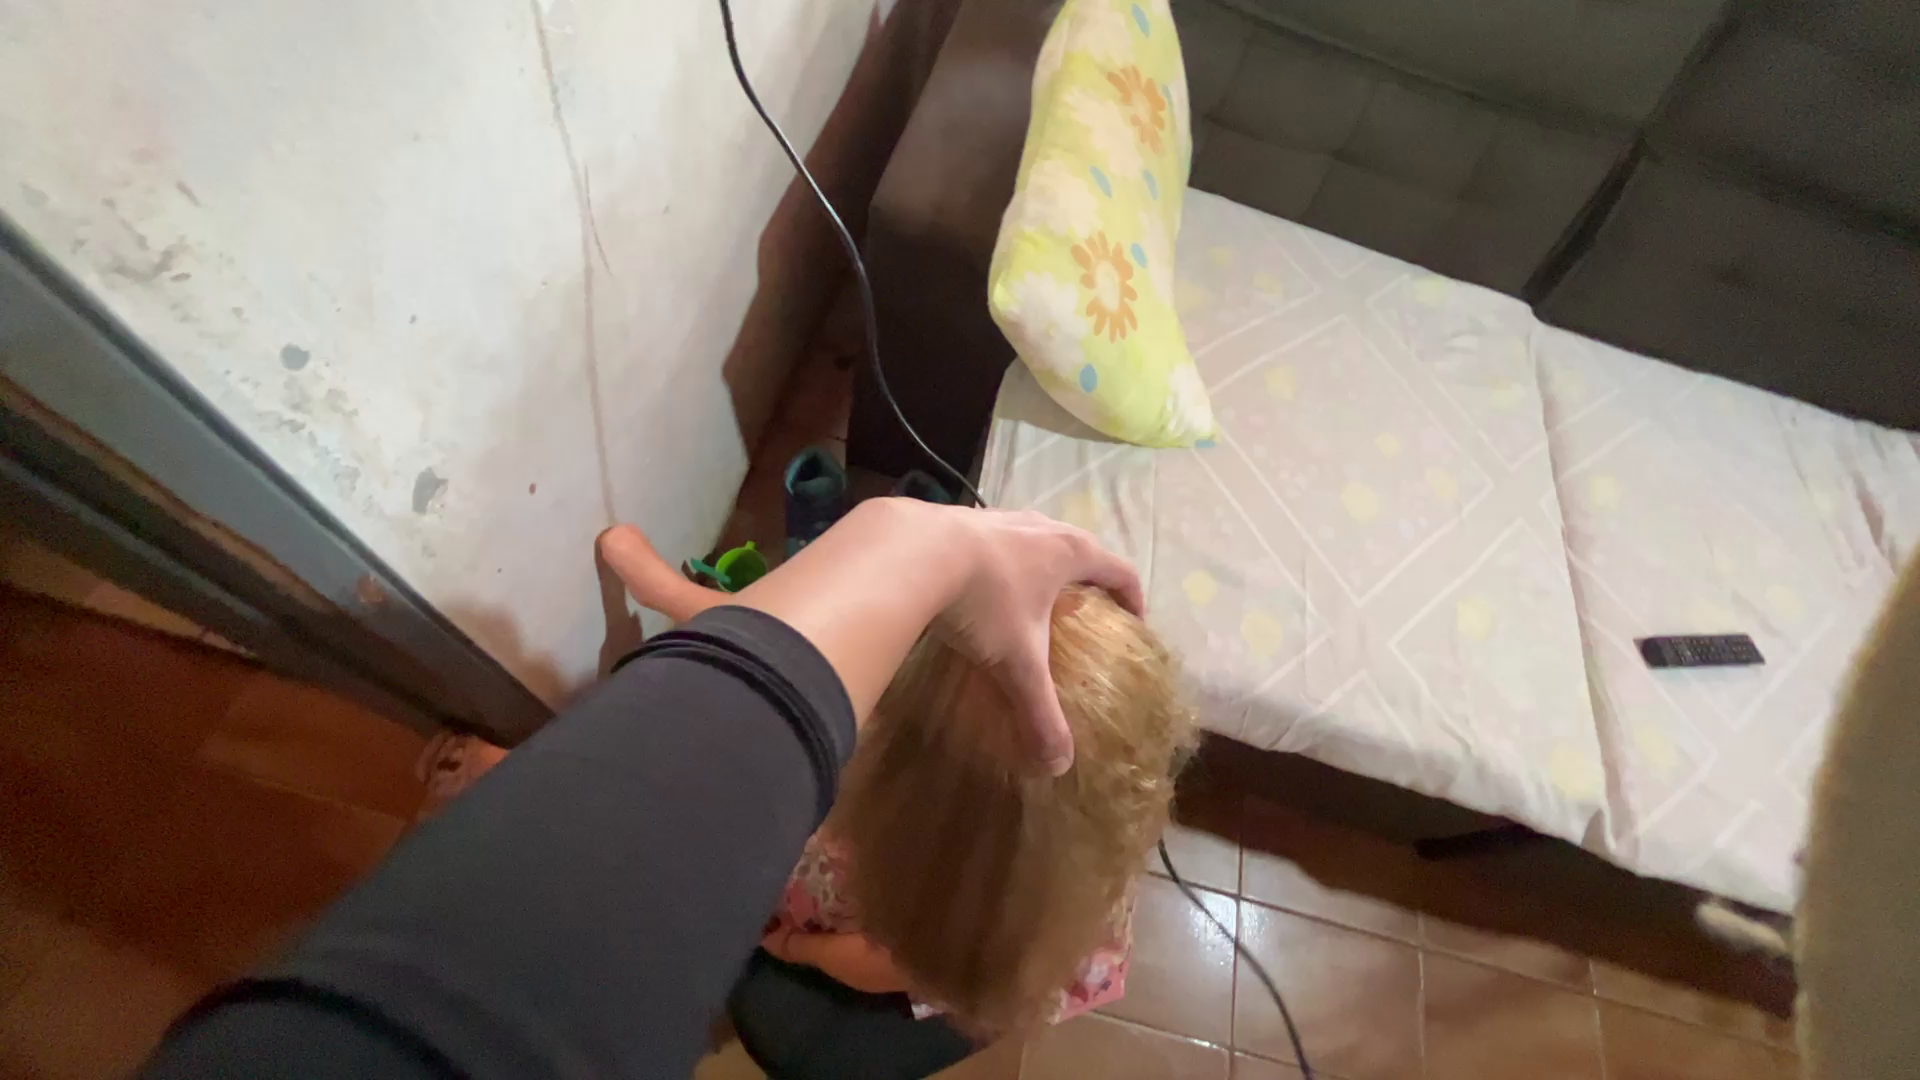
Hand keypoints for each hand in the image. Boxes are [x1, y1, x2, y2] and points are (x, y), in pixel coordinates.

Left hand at [724, 498, 1141, 776]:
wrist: (910, 552)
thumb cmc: (983, 601)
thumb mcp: (1016, 663)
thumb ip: (1040, 712)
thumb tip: (1059, 765)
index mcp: (1068, 552)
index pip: (1120, 570)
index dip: (1132, 597)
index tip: (1133, 623)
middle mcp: (1039, 527)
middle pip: (1079, 547)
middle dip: (1086, 578)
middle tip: (1083, 612)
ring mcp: (999, 517)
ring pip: (1034, 538)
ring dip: (1040, 565)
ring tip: (1032, 598)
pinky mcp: (960, 518)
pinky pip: (995, 540)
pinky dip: (1000, 562)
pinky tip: (979, 587)